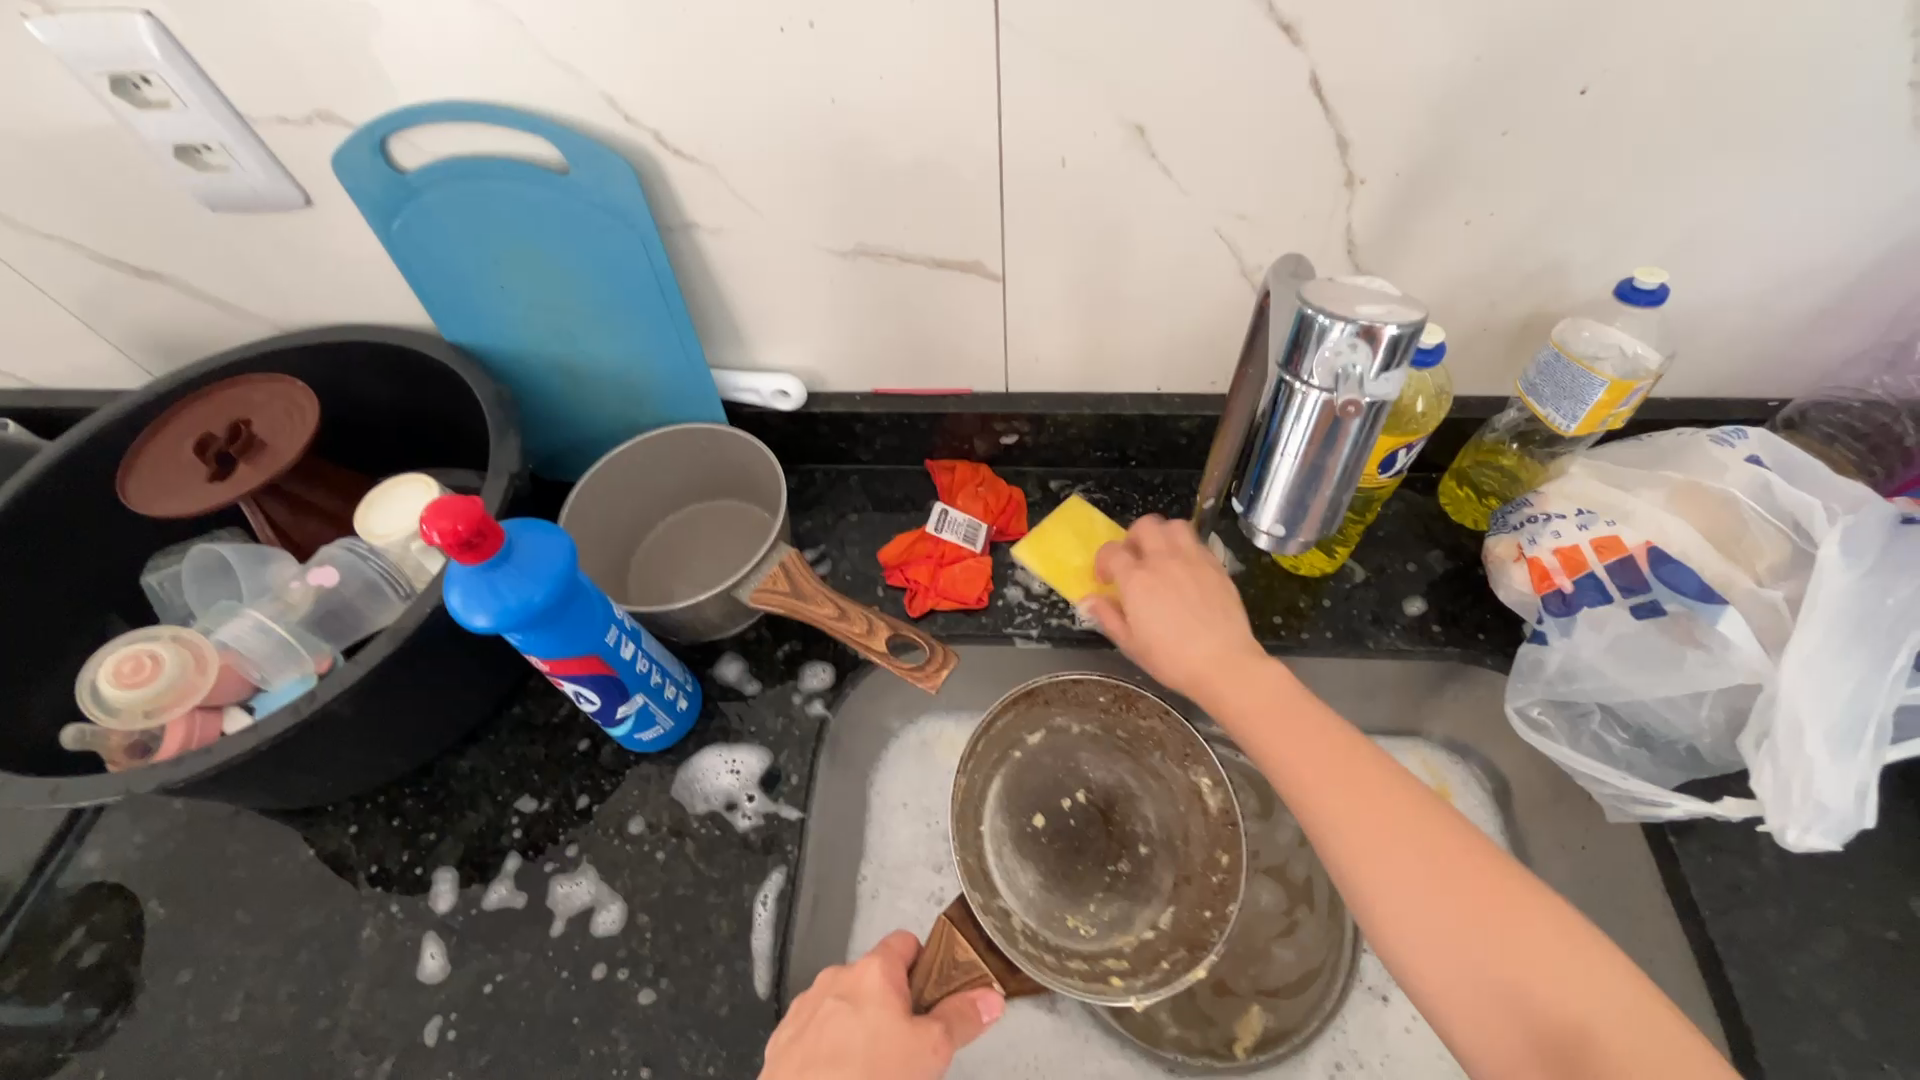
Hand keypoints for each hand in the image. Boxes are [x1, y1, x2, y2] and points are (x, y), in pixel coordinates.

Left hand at [760, 930, 1004, 1079]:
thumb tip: (989, 999)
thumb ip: (961, 1019)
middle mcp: (835, 979)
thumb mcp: (930, 1051)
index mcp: (873, 971)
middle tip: (908, 1041)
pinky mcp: (784, 1040)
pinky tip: (841, 1072)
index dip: (925, 963)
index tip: (934, 991)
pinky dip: (829, 1047)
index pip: (906, 942)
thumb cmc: (865, 1077)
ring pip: (843, 1005)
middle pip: (875, 978)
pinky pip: (815, 1031)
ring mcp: (806, 1008)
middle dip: (892, 1004)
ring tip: (873, 1063)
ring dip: (859, 1024)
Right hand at [1080, 515, 1268, 704]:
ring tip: (1161, 556)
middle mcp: (1163, 560)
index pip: (1112, 551)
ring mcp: (1193, 560)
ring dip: (1162, 535)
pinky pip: (1197, 542)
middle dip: (1133, 538)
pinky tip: (1185, 570)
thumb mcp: (1130, 644)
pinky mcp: (1216, 566)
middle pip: (1145, 525)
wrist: (1223, 663)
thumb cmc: (1171, 659)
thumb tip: (1089, 599)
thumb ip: (1107, 616)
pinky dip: (1186, 548)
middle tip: (1134, 560)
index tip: (1106, 579)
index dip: (1103, 561)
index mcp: (1136, 579)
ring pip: (1174, 526)